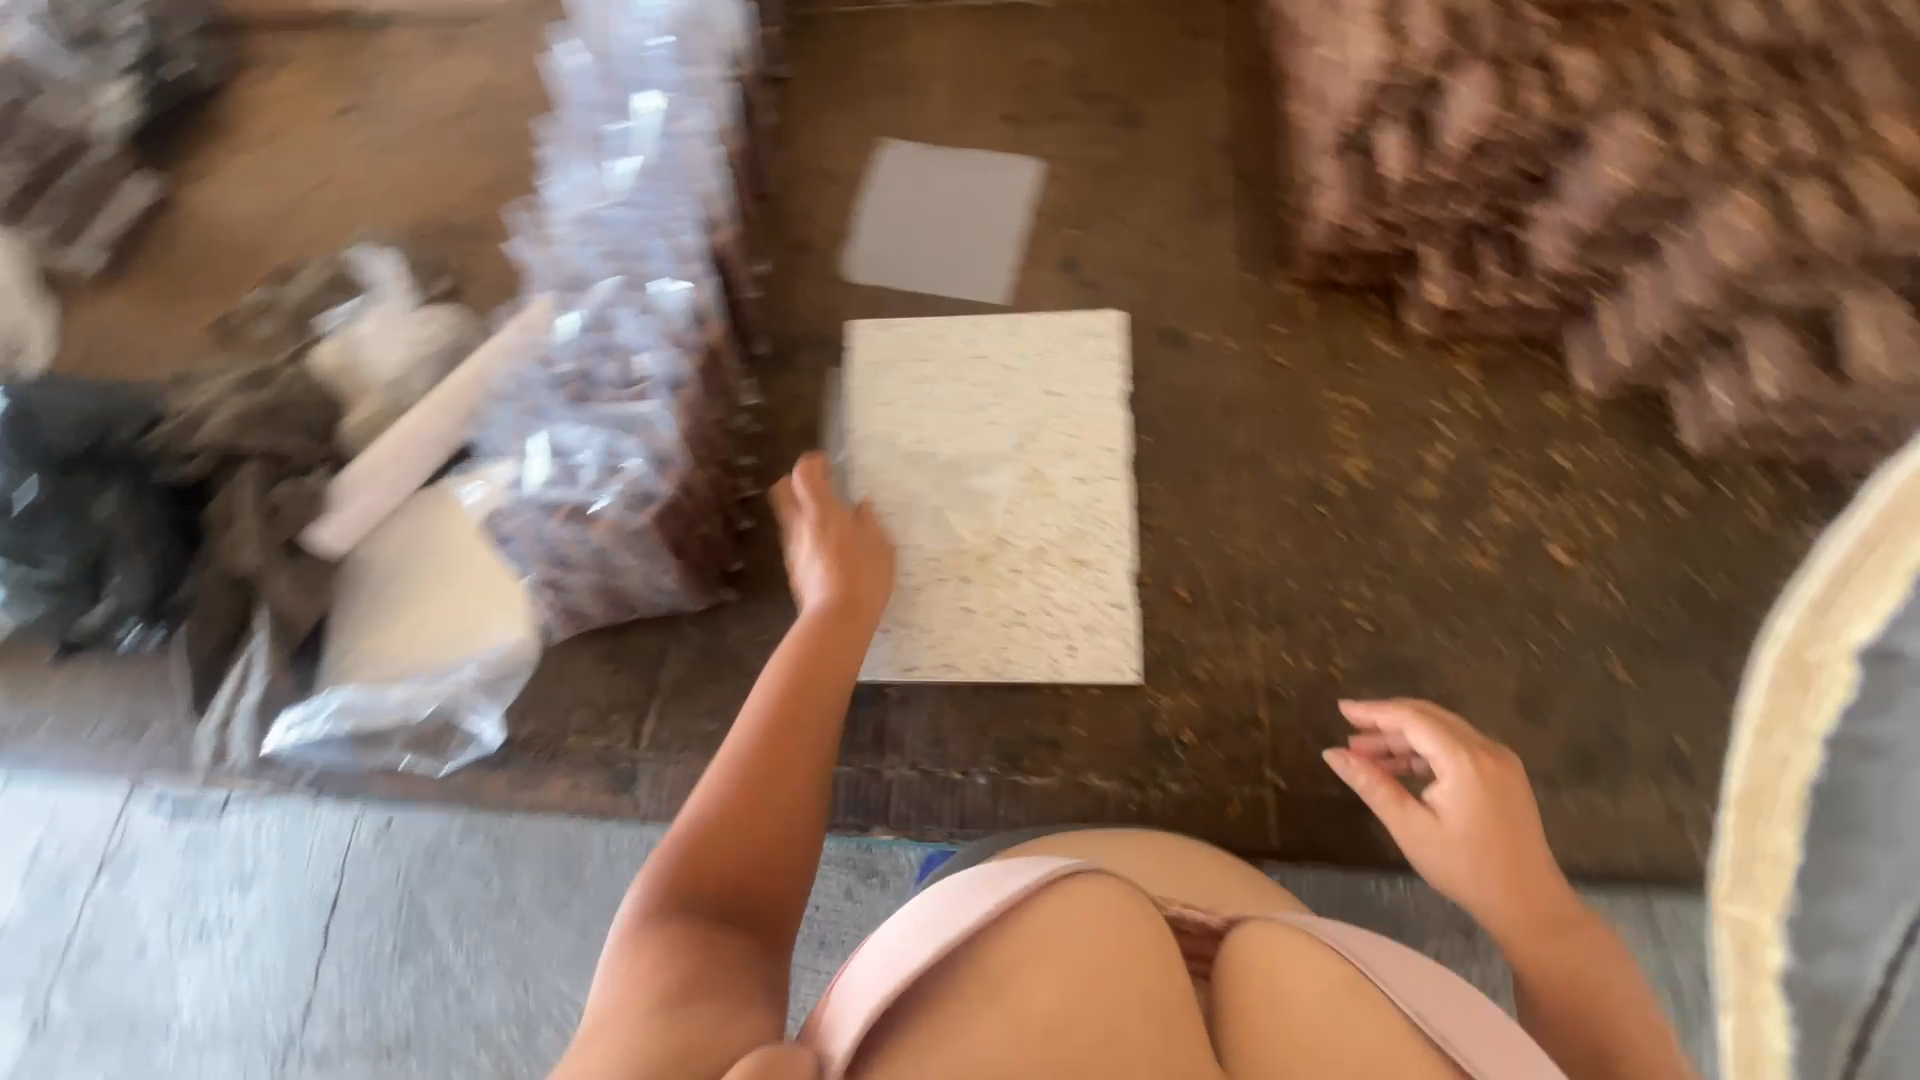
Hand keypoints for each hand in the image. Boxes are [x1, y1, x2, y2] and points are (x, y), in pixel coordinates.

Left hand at [769, 452, 895, 625]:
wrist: (837, 619)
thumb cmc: (864, 576)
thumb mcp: (880, 545)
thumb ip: (868, 522)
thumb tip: (861, 508)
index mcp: (821, 511)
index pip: (804, 473)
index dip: (813, 463)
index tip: (827, 463)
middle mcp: (800, 525)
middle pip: (782, 491)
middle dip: (795, 482)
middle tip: (818, 486)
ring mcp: (793, 548)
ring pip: (789, 517)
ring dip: (804, 511)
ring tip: (831, 521)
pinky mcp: (794, 569)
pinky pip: (797, 540)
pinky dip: (809, 534)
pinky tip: (831, 548)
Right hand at [1323, 698, 1582, 941]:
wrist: (1529, 904)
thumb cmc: (1466, 869)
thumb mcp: (1410, 827)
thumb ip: (1371, 784)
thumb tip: (1332, 753)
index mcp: (1465, 761)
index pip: (1412, 719)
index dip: (1374, 711)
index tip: (1341, 710)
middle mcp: (1487, 750)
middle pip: (1428, 717)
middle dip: (1386, 720)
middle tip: (1350, 731)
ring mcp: (1500, 760)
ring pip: (1442, 730)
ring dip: (1403, 737)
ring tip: (1366, 753)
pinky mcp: (1503, 773)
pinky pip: (1457, 745)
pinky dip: (1425, 749)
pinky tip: (1400, 766)